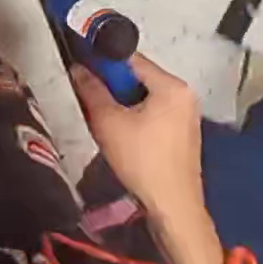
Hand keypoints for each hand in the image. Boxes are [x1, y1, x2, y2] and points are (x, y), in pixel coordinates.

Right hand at [72, 54, 222, 263]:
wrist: (172, 206)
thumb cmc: (141, 159)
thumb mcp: (107, 120)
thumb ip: (90, 88)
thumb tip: (77, 67)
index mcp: (171, 86)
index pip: (129, 57)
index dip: (101, 58)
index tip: (79, 61)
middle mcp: (183, 94)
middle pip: (136, 75)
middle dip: (109, 81)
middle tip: (85, 91)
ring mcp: (185, 113)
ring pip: (141, 93)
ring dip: (118, 98)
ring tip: (98, 111)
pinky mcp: (180, 130)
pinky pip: (150, 108)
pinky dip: (131, 111)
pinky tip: (116, 126)